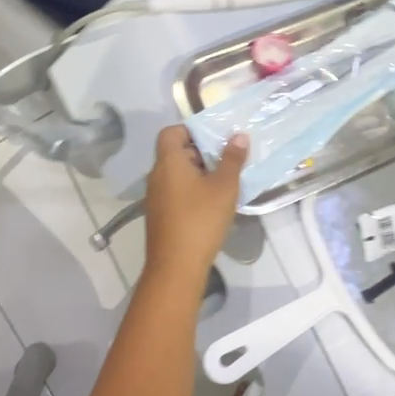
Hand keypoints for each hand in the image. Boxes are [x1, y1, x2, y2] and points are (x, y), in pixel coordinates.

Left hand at [144, 126, 247, 275]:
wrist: (176, 266)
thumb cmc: (201, 219)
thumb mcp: (224, 187)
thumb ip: (232, 159)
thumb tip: (238, 136)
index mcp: (169, 163)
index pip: (171, 132)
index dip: (191, 130)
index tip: (215, 138)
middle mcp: (157, 176)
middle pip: (176, 152)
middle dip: (202, 152)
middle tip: (228, 158)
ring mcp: (156, 197)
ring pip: (177, 174)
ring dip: (199, 173)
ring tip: (224, 180)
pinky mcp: (160, 214)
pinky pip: (176, 191)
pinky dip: (192, 189)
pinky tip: (212, 203)